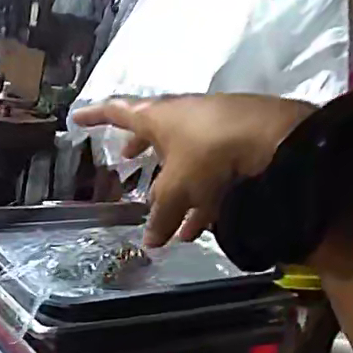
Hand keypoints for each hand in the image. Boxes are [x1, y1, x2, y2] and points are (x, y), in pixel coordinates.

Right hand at [73, 94, 314, 247]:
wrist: (275, 139)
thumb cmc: (208, 153)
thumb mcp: (177, 189)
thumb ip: (161, 216)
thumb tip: (150, 241)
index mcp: (158, 116)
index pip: (117, 111)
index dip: (95, 115)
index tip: (77, 116)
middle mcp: (183, 116)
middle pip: (153, 134)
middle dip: (140, 151)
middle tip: (126, 161)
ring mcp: (212, 127)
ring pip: (184, 158)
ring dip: (173, 188)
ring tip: (167, 219)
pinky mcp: (237, 142)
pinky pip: (209, 172)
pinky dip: (200, 198)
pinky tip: (199, 227)